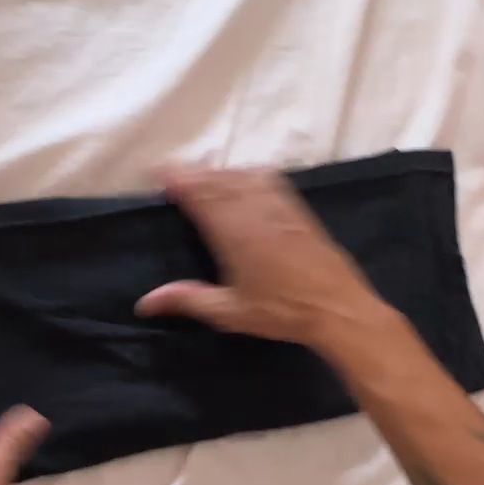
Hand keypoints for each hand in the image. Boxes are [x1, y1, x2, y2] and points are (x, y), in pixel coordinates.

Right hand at [135, 165, 384, 345]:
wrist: (338, 307)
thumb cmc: (281, 311)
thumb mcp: (230, 312)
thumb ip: (188, 300)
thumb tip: (145, 302)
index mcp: (235, 233)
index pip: (201, 194)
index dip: (179, 179)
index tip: (158, 173)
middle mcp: (256, 211)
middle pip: (219, 180)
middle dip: (194, 173)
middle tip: (172, 174)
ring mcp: (280, 207)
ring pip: (243, 176)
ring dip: (219, 172)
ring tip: (201, 175)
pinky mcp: (298, 211)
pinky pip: (268, 180)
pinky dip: (247, 174)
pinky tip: (243, 178)